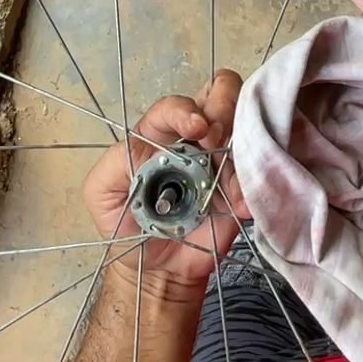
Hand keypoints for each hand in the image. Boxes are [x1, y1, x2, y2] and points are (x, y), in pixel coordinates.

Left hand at [82, 70, 248, 296]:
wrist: (157, 270)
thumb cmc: (127, 226)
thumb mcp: (103, 192)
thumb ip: (115, 163)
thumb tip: (157, 150)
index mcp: (160, 133)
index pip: (175, 105)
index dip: (187, 110)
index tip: (197, 129)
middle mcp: (197, 137)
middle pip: (220, 91)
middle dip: (223, 107)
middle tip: (216, 140)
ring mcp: (223, 158)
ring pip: (247, 120)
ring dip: (244, 138)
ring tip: (232, 174)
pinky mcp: (243, 185)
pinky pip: (259, 170)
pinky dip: (253, 185)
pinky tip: (242, 205)